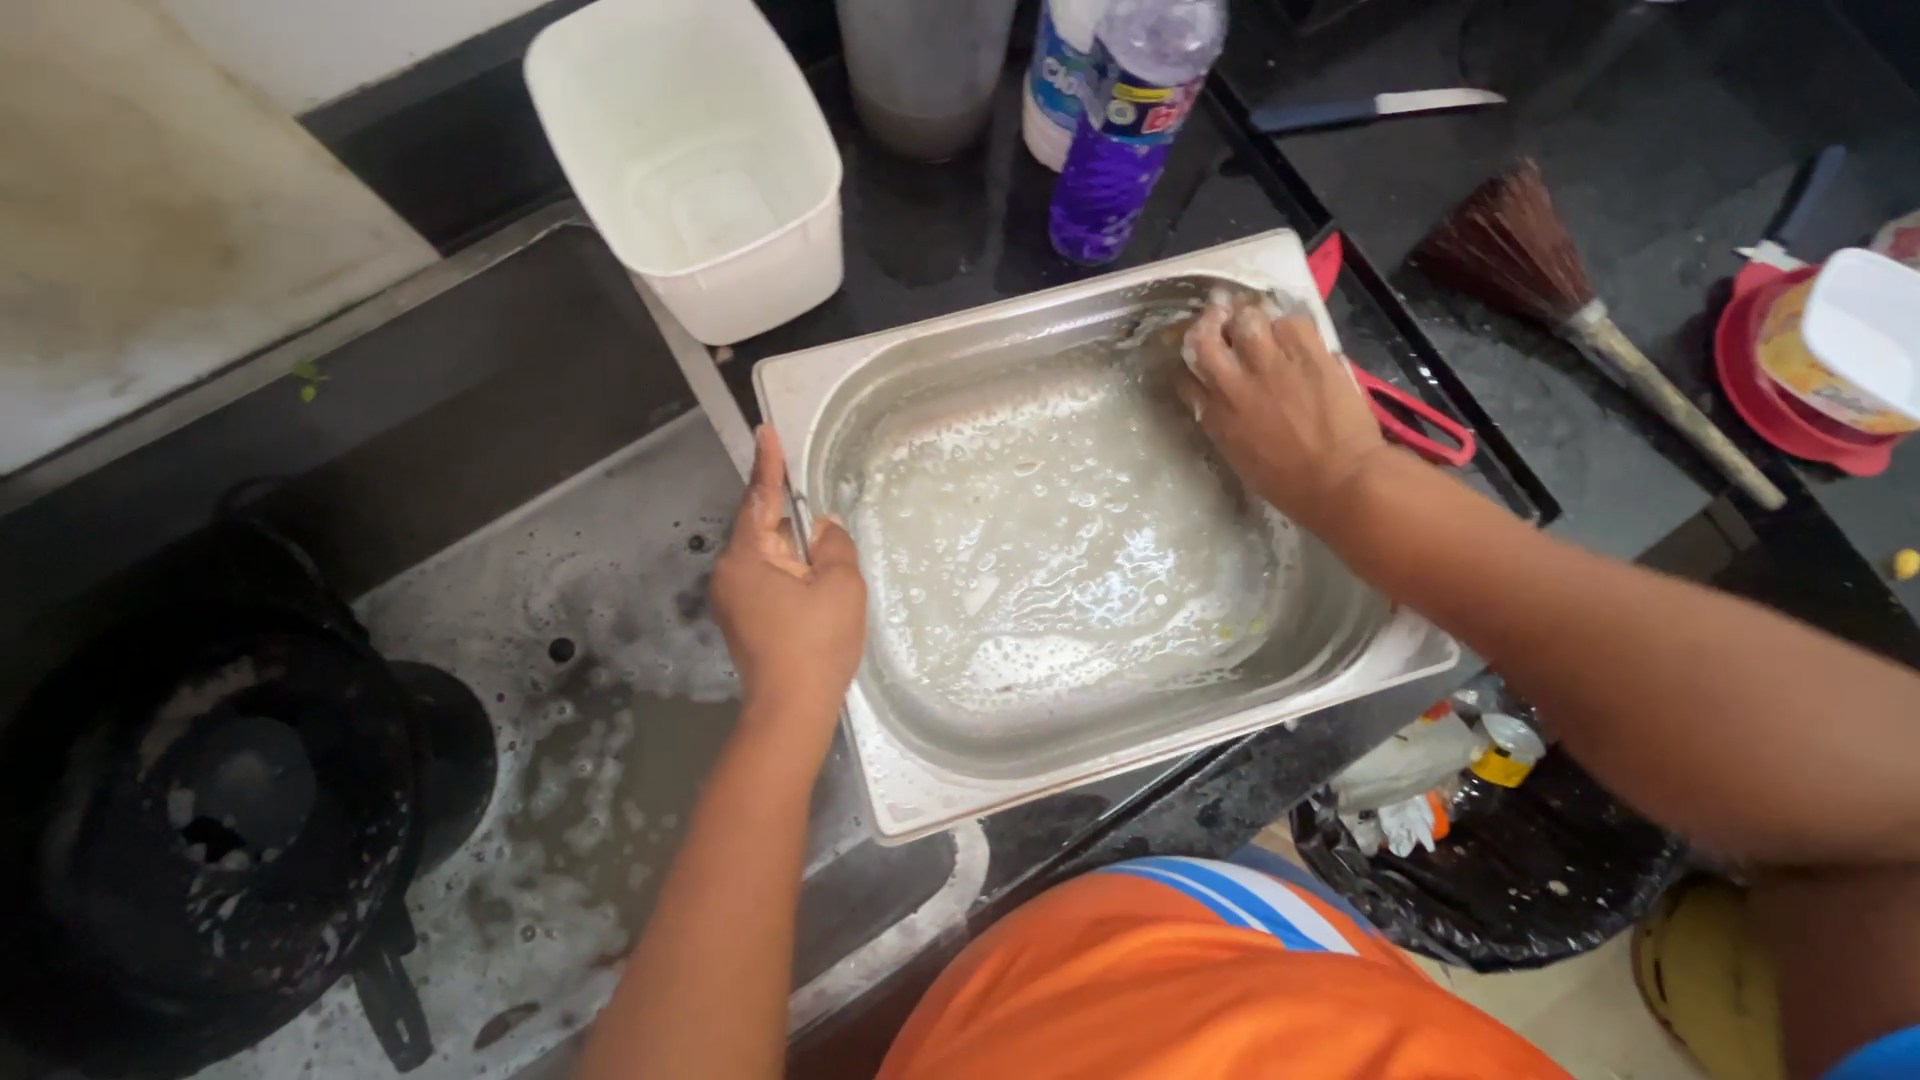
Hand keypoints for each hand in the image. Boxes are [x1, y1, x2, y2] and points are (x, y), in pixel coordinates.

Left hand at [711, 426, 867, 750]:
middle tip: (818, 518)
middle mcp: (728, 574)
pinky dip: (788, 576)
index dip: (768, 464)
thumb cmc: (816, 643)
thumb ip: (833, 545)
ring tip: (823, 569)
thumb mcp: (840, 586)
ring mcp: (730, 601)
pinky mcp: (741, 622)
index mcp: (746, 557)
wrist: (791, 711)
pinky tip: (812, 590)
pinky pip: (766, 582)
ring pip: (766, 559)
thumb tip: (821, 529)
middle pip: (762, 531)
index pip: (759, 498)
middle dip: (790, 521)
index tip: (766, 431)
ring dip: (793, 554)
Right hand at [1174, 301, 1391, 535]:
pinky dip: (1289, 326)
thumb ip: (1225, 424)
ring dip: (1251, 319)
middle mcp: (1234, 385)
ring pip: (1246, 318)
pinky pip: (1291, 321)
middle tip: (1220, 319)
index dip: (1191, 364)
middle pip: (1203, 337)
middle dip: (1208, 324)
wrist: (1340, 479)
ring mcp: (1272, 365)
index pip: (1185, 377)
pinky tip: (1295, 338)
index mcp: (1216, 416)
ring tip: (1262, 325)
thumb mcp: (1239, 458)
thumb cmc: (1290, 483)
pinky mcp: (1309, 354)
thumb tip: (1224, 402)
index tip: (1202, 361)